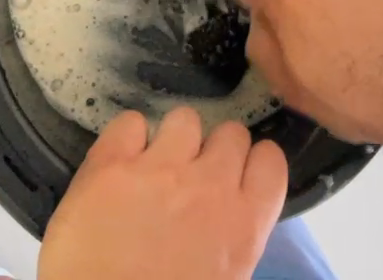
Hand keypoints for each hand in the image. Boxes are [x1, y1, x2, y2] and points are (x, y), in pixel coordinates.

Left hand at [40, 107, 286, 279]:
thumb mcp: (222, 279)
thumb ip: (233, 238)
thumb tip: (232, 215)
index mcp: (243, 226)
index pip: (271, 161)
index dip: (253, 164)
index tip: (237, 177)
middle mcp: (208, 186)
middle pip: (230, 132)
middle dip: (214, 150)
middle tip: (192, 178)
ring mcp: (159, 169)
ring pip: (185, 118)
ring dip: (174, 140)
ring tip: (154, 168)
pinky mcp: (111, 164)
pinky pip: (129, 122)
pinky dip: (127, 138)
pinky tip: (120, 164)